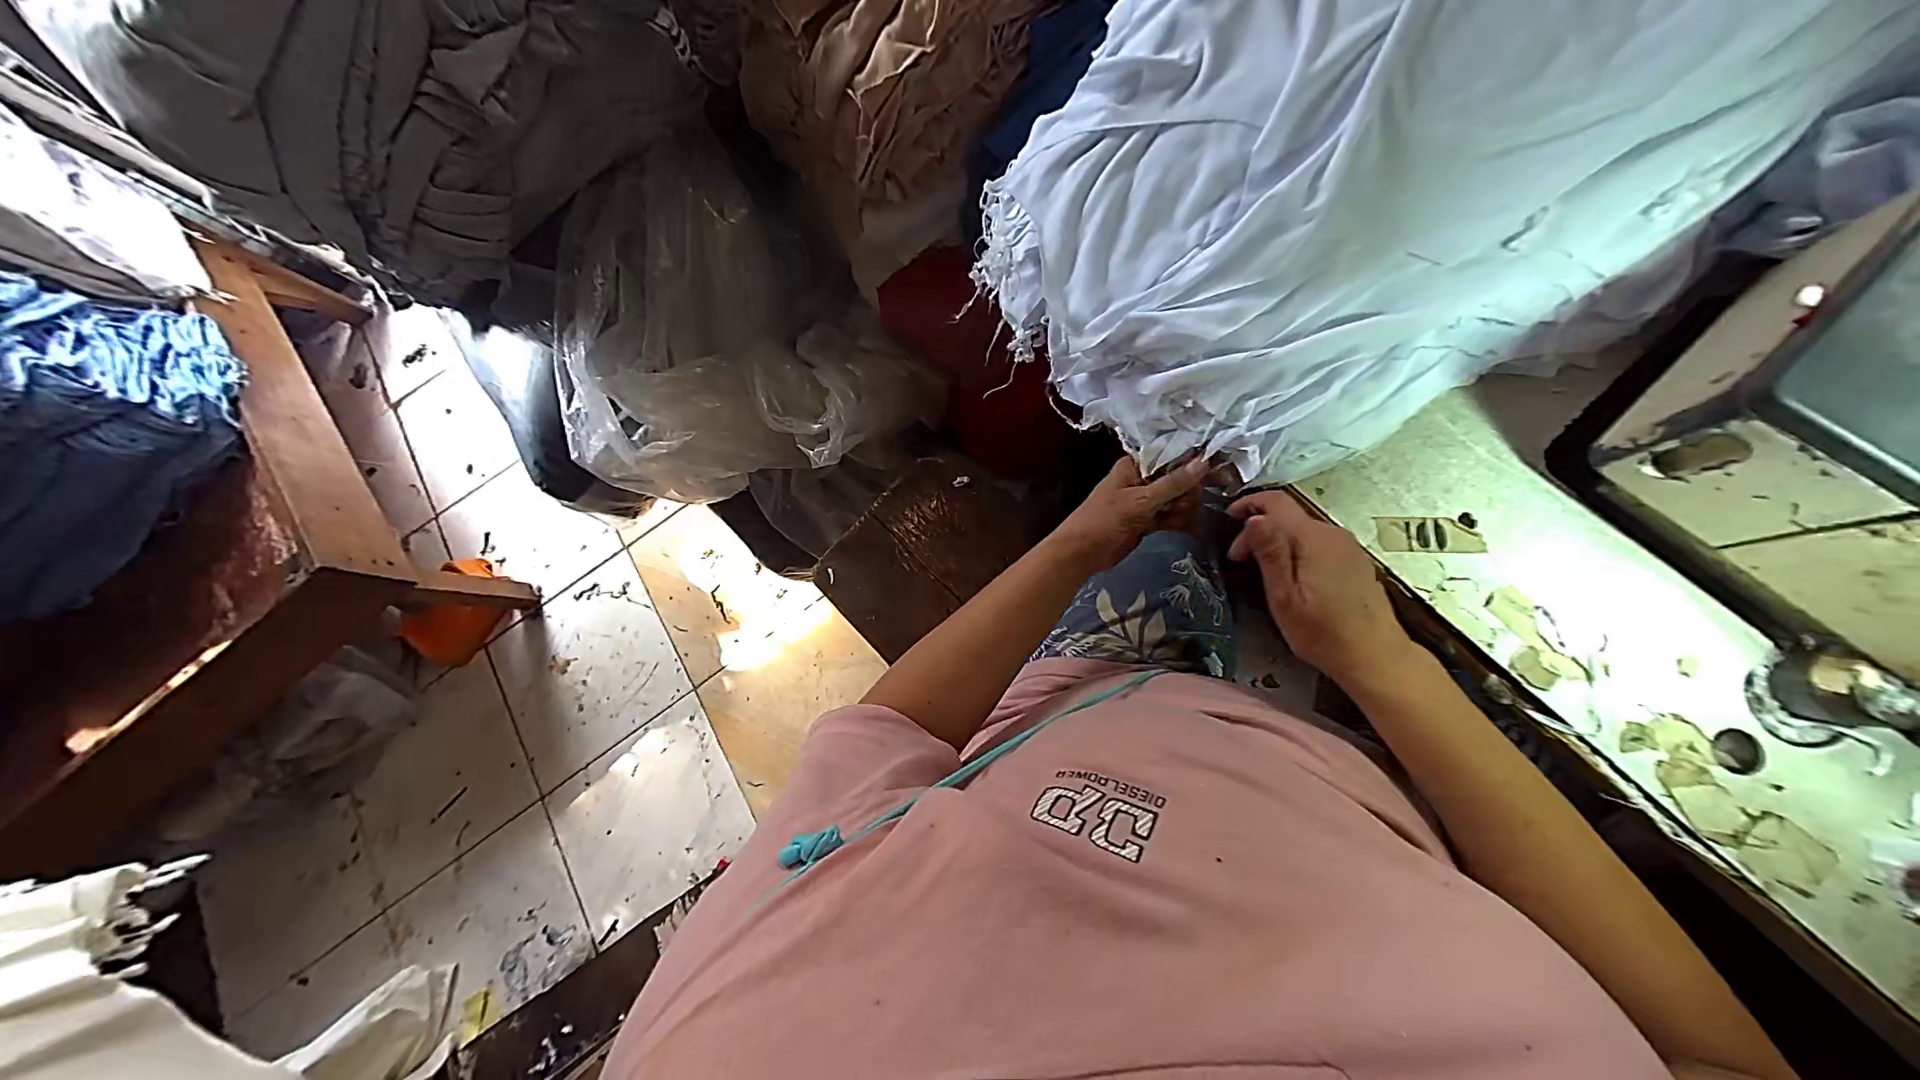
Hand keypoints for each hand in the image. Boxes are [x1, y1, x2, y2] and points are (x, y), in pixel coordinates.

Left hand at [1048, 455, 1209, 572]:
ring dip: (1184, 509)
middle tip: (1188, 507)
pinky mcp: (1145, 521)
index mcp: (1134, 465)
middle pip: (1177, 479)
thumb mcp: (1140, 501)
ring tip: (1183, 520)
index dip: (1194, 464)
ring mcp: (1143, 501)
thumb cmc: (1105, 520)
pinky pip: (1169, 517)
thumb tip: (1204, 462)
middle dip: (1188, 493)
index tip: (1217, 473)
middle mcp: (1140, 479)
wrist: (1080, 553)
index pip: (1171, 456)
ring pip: (1175, 499)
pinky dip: (1178, 522)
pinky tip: (1189, 529)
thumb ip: (1173, 483)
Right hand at [1227, 489, 1419, 689]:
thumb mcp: (1283, 596)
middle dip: (1258, 531)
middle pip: (1288, 516)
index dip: (1247, 504)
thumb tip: (1254, 518)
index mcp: (1313, 539)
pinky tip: (1290, 578)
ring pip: (1303, 530)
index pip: (1276, 502)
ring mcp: (1348, 547)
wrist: (1375, 657)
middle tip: (1239, 560)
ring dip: (1276, 542)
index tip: (1227, 520)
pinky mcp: (1354, 561)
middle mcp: (1333, 535)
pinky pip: (1318, 544)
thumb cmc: (1323, 633)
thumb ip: (1270, 552)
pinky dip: (1296, 551)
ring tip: (1261, 572)